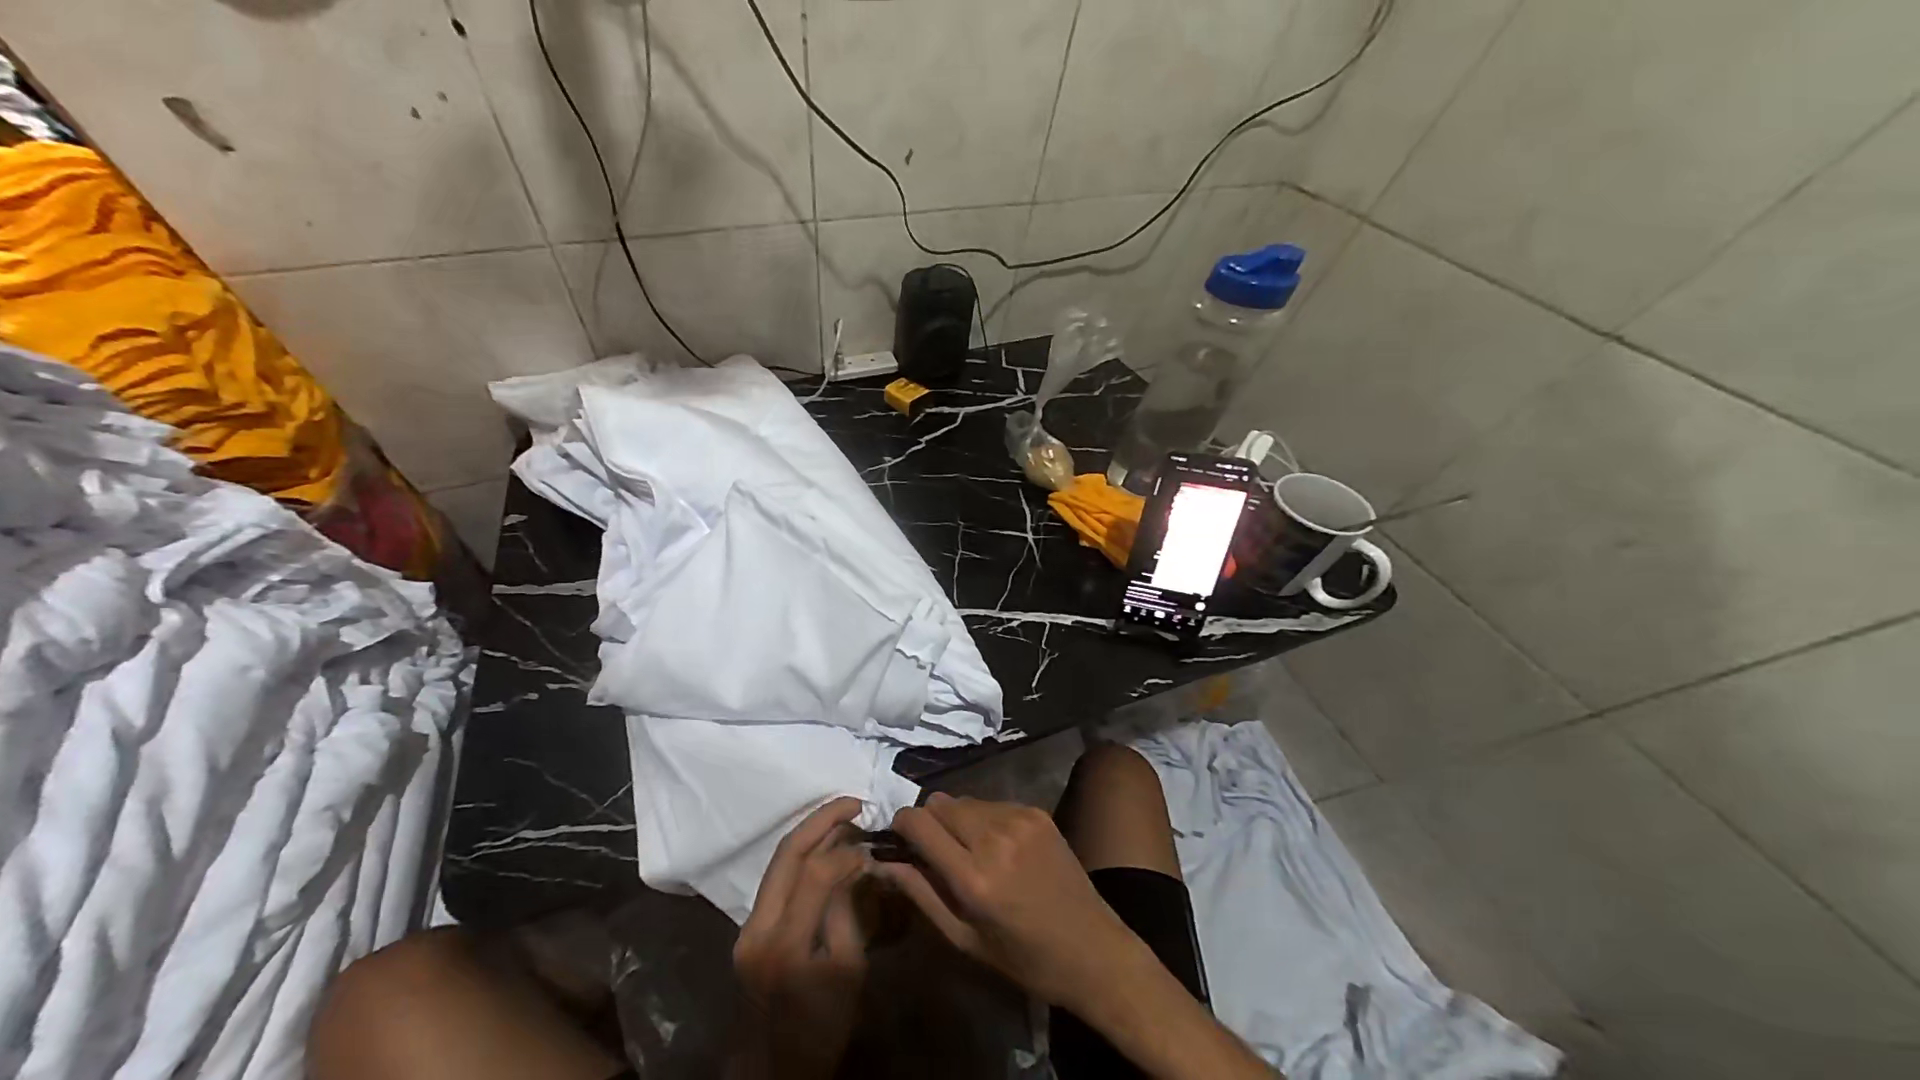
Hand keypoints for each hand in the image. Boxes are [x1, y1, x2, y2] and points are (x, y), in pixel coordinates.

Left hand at [731, 797, 869, 1079]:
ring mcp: (746, 927)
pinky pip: (775, 879)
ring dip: (809, 834)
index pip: (817, 874)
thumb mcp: (850, 973)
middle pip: (787, 854)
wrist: (773, 1069)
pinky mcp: (747, 930)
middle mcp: (757, 927)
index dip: (848, 850)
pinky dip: (800, 857)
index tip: (873, 842)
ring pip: (777, 862)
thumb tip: (855, 865)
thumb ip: (849, 914)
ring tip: (842, 816)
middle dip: (821, 819)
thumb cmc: (821, 1028)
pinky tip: (823, 848)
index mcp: (786, 944)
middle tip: (854, 802)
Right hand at [874, 793, 1151, 1011]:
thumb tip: (882, 863)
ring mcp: (1019, 819)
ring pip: (965, 800)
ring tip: (969, 851)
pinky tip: (998, 848)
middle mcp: (994, 837)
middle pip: (939, 803)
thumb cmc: (1022, 957)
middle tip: (935, 851)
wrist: (1092, 948)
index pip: (918, 822)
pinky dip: (984, 819)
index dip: (901, 826)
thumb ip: (920, 894)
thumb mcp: (963, 939)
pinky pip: (992, 803)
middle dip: (928, 822)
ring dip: (956, 819)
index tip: (900, 841)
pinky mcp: (1037, 812)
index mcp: (973, 876)